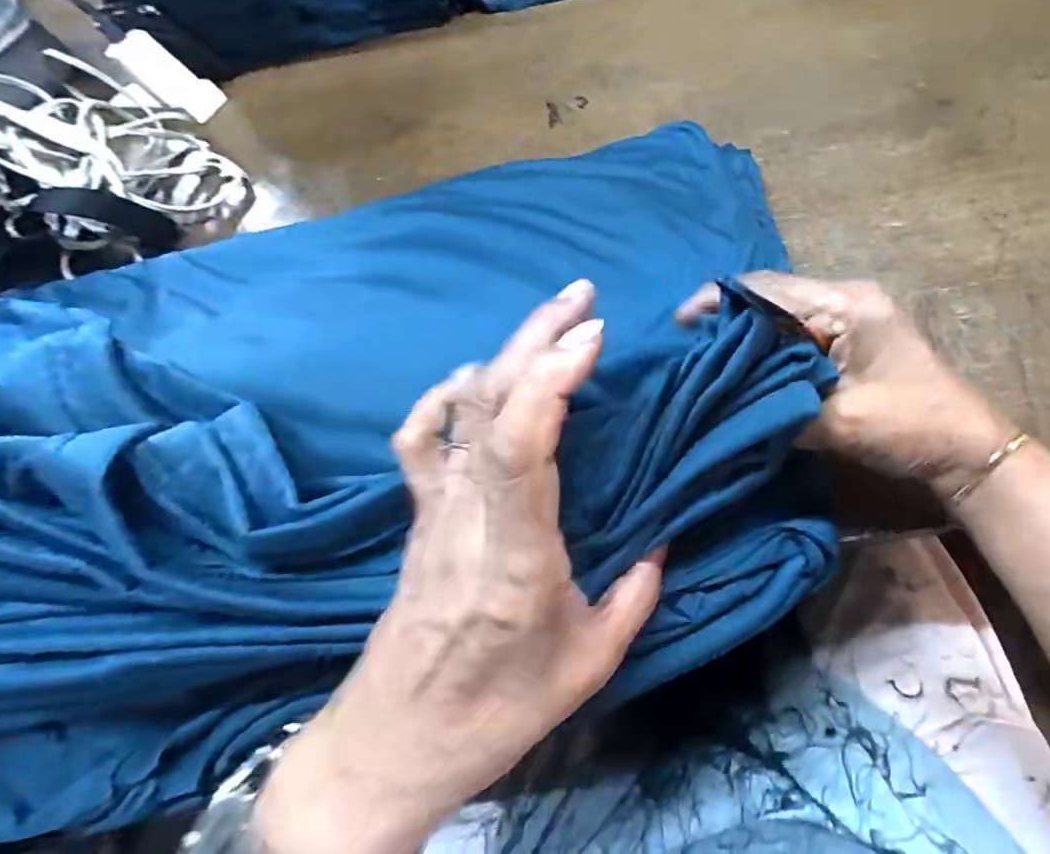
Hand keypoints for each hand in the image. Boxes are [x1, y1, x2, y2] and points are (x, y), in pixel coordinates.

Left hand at [256, 280, 664, 853]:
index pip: (519, 449)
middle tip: (583, 299)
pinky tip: (477, 374)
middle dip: (535, 341)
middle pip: (487, 407)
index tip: (592, 336)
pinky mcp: (420, 514)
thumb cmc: (497, 712)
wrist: (386, 749)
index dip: (550, 383)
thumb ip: (634, 596)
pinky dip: (445, 395)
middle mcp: (465, 518)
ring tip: (553, 317)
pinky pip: (419, 440)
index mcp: (514, 556)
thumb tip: (663, 539)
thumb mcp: (589, 665)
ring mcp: (434, 511)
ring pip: (458, 410)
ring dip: (506, 353)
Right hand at [676, 272, 1015, 498]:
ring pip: (786, 318)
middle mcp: (850, 299)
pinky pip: (803, 337)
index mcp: (848, 303)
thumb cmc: (912, 426)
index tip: (680, 328)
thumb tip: (723, 408)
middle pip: (774, 299)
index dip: (720, 302)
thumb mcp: (841, 420)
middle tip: (689, 352)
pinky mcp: (856, 343)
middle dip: (731, 322)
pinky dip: (774, 352)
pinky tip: (750, 374)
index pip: (768, 288)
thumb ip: (780, 407)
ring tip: (709, 364)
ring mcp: (855, 319)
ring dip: (751, 339)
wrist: (969, 450)